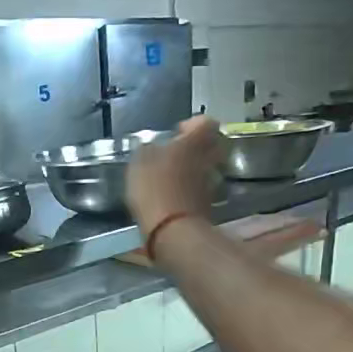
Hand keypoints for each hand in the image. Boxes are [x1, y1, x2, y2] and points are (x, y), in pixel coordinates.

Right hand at [127, 114, 223, 234]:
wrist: (172, 229)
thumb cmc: (155, 187)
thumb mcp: (140, 160)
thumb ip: (149, 148)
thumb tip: (153, 146)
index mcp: (196, 142)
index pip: (205, 122)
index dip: (192, 125)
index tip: (176, 133)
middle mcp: (210, 158)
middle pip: (212, 145)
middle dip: (197, 147)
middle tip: (176, 154)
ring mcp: (212, 183)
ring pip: (207, 168)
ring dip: (193, 169)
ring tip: (171, 177)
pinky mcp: (207, 205)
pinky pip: (200, 189)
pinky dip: (189, 189)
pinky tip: (171, 196)